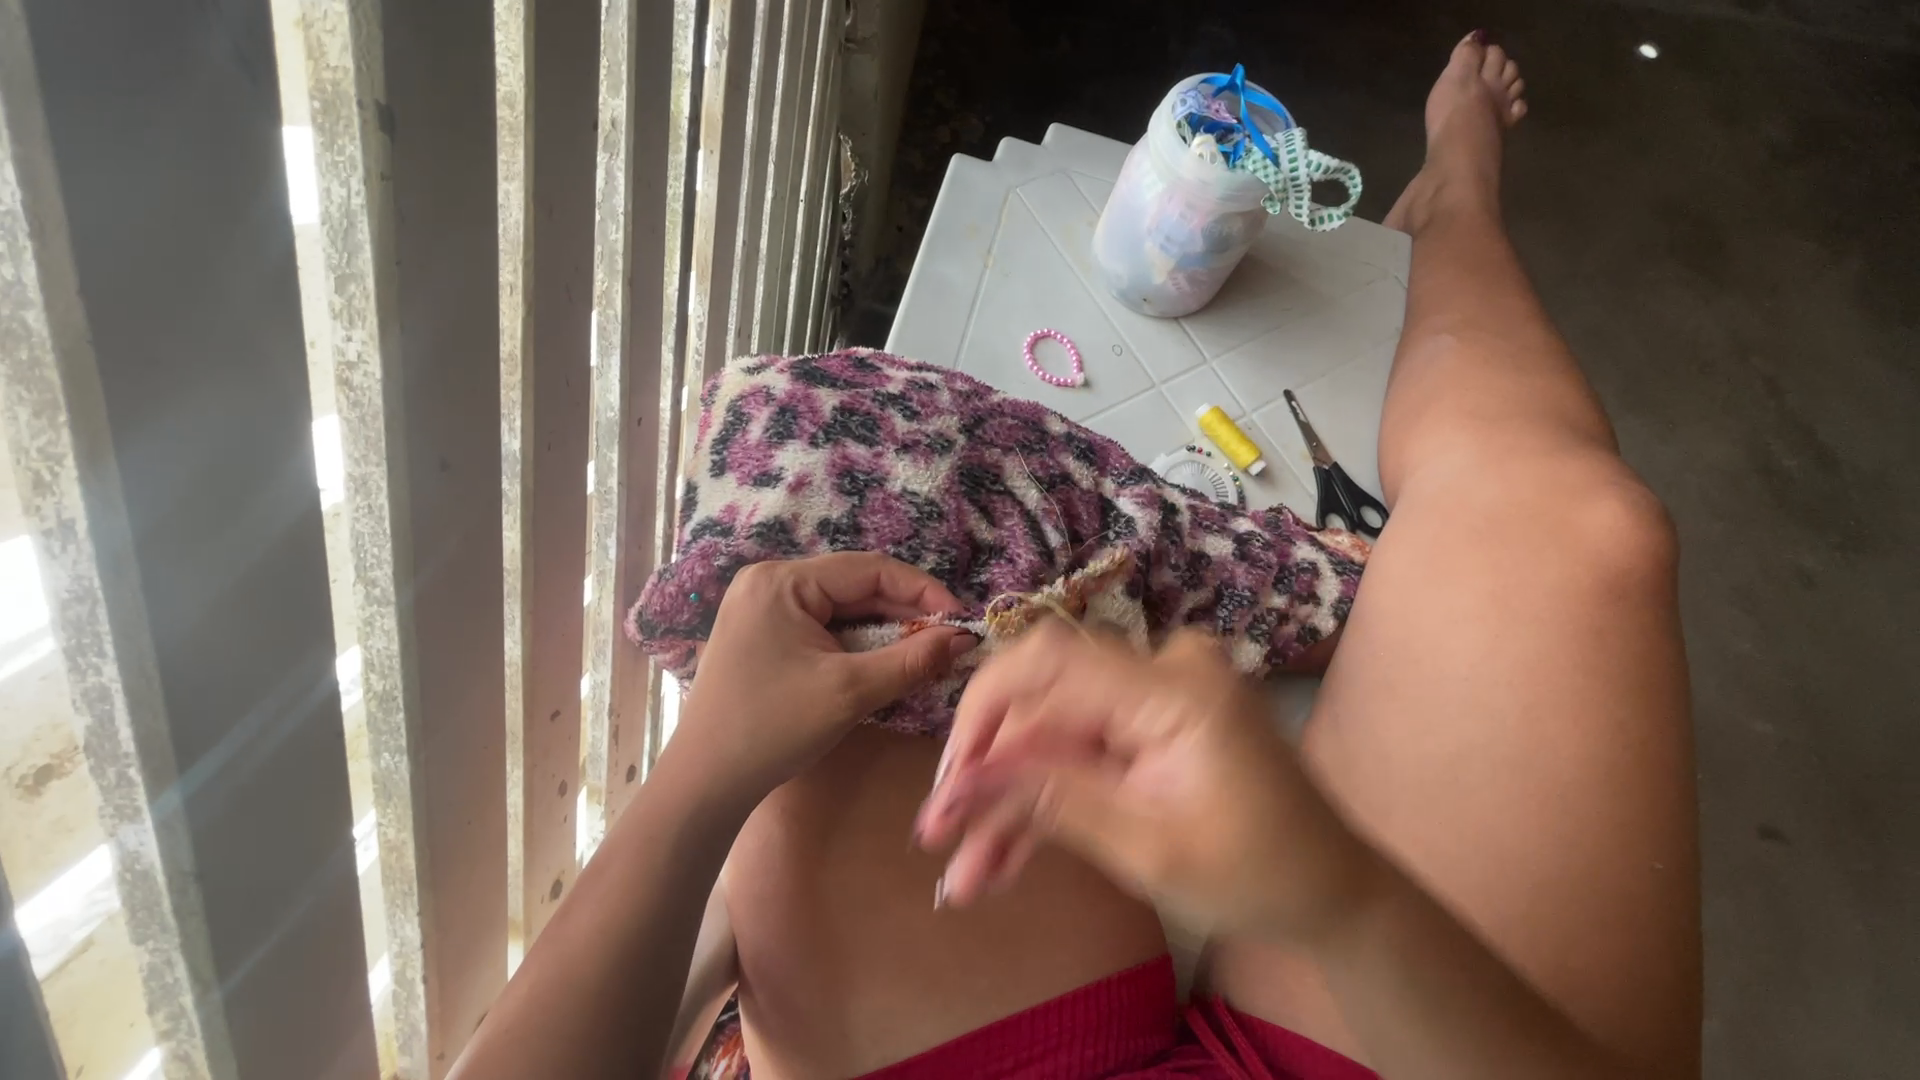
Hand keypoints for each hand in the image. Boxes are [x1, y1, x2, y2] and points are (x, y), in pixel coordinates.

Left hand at [672, 553, 976, 803]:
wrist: (704, 784)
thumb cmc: (773, 729)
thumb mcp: (851, 692)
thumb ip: (913, 659)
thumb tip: (964, 638)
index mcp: (782, 581)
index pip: (869, 569)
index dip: (922, 591)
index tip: (961, 620)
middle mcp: (768, 581)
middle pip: (854, 586)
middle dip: (904, 613)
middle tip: (948, 640)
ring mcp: (761, 607)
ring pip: (841, 607)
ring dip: (884, 628)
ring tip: (924, 651)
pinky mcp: (762, 633)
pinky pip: (822, 625)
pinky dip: (856, 641)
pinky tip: (883, 659)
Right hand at [915, 623, 1382, 942]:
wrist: (1330, 890)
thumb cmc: (1257, 875)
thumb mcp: (1148, 850)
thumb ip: (1052, 802)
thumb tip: (962, 781)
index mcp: (1173, 689)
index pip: (1049, 660)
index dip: (984, 713)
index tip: (950, 782)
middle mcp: (1159, 671)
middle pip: (1043, 704)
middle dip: (991, 778)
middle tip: (946, 843)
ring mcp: (1153, 695)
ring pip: (1051, 735)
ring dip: (1010, 800)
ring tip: (970, 872)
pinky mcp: (1147, 722)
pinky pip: (1078, 747)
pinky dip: (1044, 798)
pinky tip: (1005, 855)